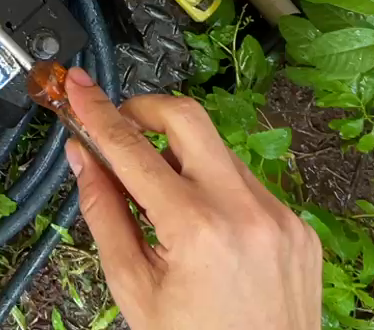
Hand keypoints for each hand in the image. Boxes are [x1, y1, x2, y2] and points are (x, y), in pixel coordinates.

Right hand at [63, 67, 319, 329]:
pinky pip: (242, 180)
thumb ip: (103, 211)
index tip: (76, 86)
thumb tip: (82, 155)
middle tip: (120, 127)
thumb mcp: (133, 287)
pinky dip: (210, 185)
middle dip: (144, 109)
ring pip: (214, 148)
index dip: (96, 111)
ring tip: (162, 199)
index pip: (132, 148)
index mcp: (197, 230)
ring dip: (178, 155)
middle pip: (186, 116)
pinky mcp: (298, 226)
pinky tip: (201, 224)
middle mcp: (245, 211)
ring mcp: (279, 216)